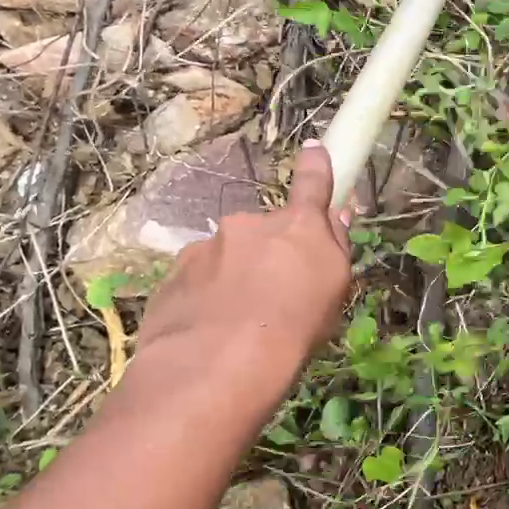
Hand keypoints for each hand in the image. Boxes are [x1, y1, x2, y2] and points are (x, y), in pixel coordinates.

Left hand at [136, 141, 353, 384]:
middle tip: (281, 289)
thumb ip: (335, 247)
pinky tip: (215, 324)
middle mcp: (250, 225)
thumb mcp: (336, 287)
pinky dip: (210, 293)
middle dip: (274, 250)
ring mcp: (205, 248)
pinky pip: (199, 277)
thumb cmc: (297, 323)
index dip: (317, 165)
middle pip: (268, 231)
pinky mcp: (171, 275)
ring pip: (230, 255)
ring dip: (239, 274)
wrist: (216, 362)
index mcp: (298, 226)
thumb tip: (335, 217)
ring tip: (243, 316)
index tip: (314, 146)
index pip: (314, 186)